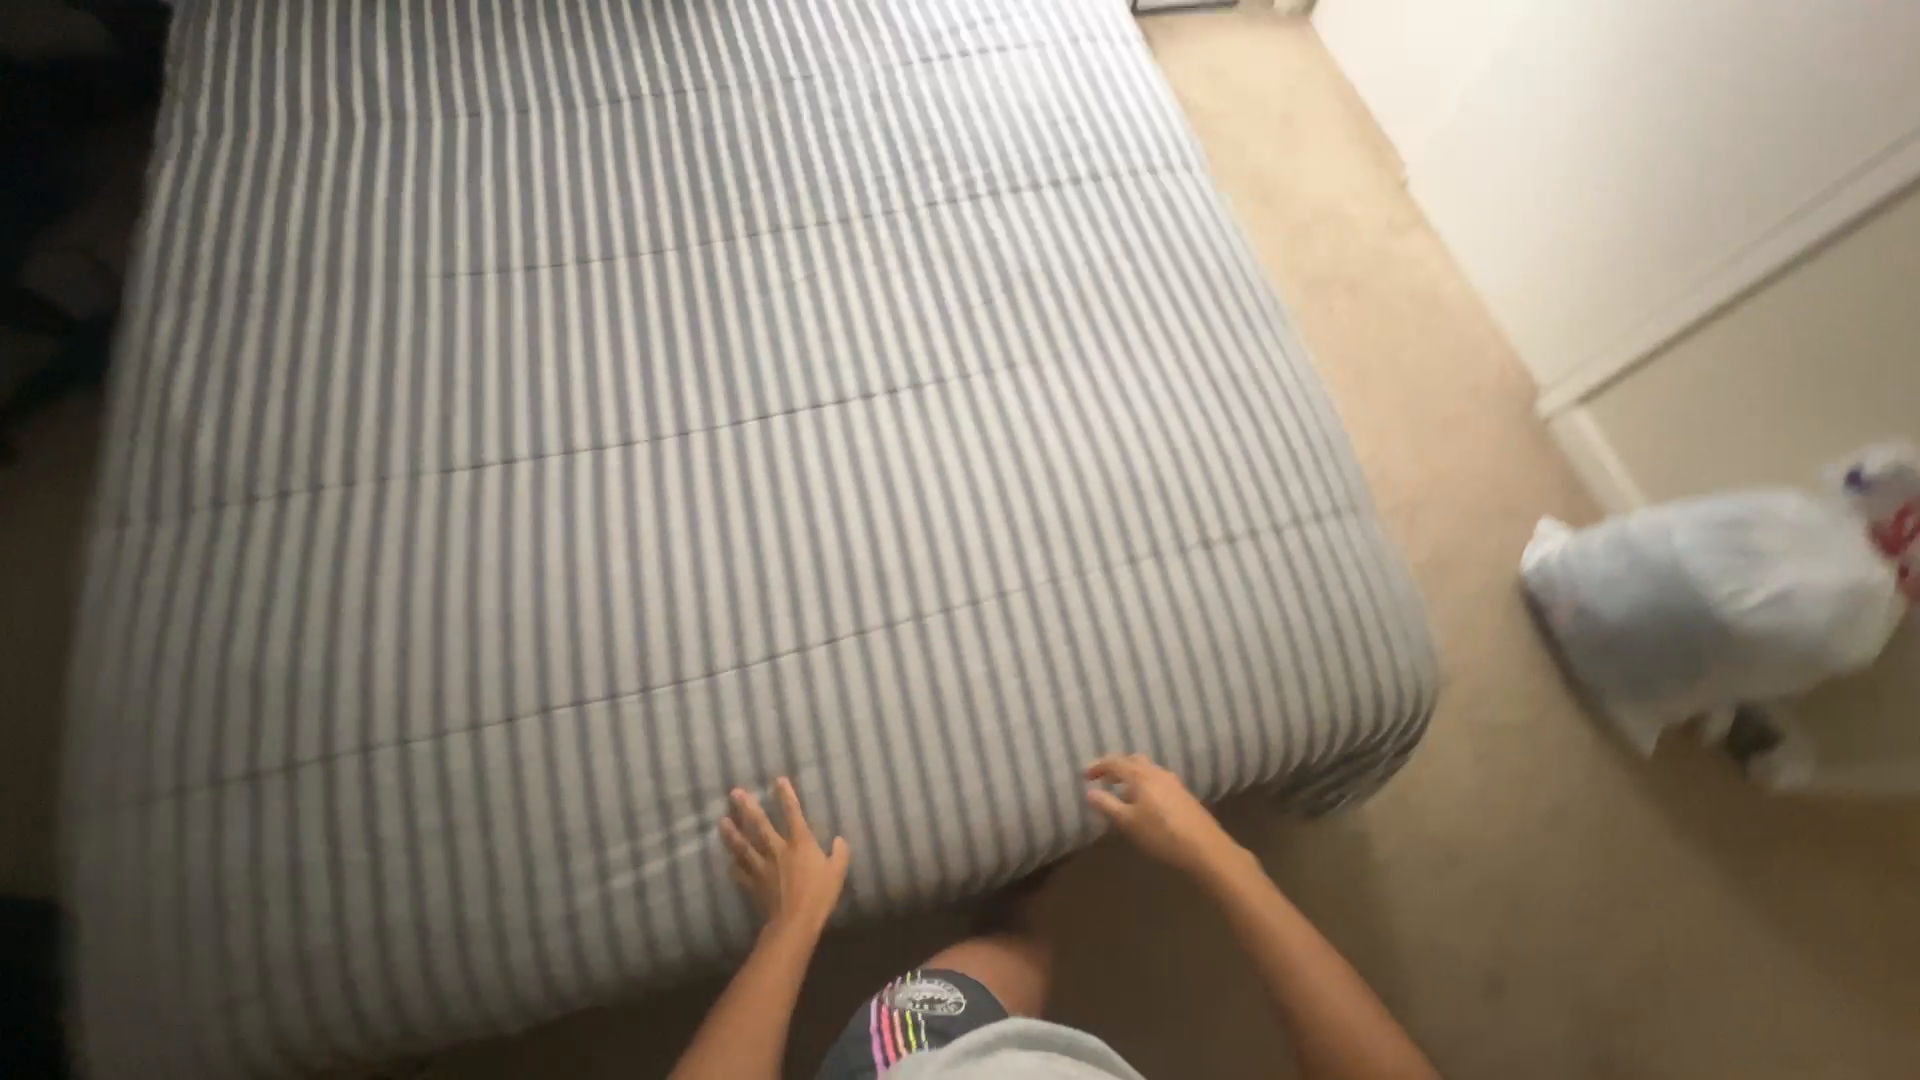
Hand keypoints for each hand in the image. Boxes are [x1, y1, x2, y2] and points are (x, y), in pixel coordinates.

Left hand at [721, 778, 850, 937]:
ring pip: (744, 846)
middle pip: (760, 824)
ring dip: (732, 833)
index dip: (786, 795)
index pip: (793, 813)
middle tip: (734, 793)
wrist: (796, 921)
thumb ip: (840, 853)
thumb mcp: (838, 871)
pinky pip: (741, 873)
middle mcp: (778, 849)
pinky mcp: (754, 884)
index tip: (778, 780)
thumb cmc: (820, 894)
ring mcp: (763, 866)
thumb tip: (840, 840)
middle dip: (747, 807)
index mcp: (800, 842)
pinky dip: (734, 867)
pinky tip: (728, 862)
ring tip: (722, 821)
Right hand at [1086, 755, 1242, 876]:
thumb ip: (1107, 805)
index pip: (1114, 762)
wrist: (1205, 848)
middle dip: (1117, 768)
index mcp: (1140, 775)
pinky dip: (1146, 785)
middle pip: (1133, 761)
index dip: (1098, 766)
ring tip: (1123, 794)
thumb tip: (1090, 792)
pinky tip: (1146, 805)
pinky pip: (1158, 781)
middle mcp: (1157, 772)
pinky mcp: (1184, 795)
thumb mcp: (1128, 822)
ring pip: (1148, 771)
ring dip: (1132, 777)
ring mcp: (1174, 783)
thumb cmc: (1161, 834)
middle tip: (1105, 780)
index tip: (1085, 777)